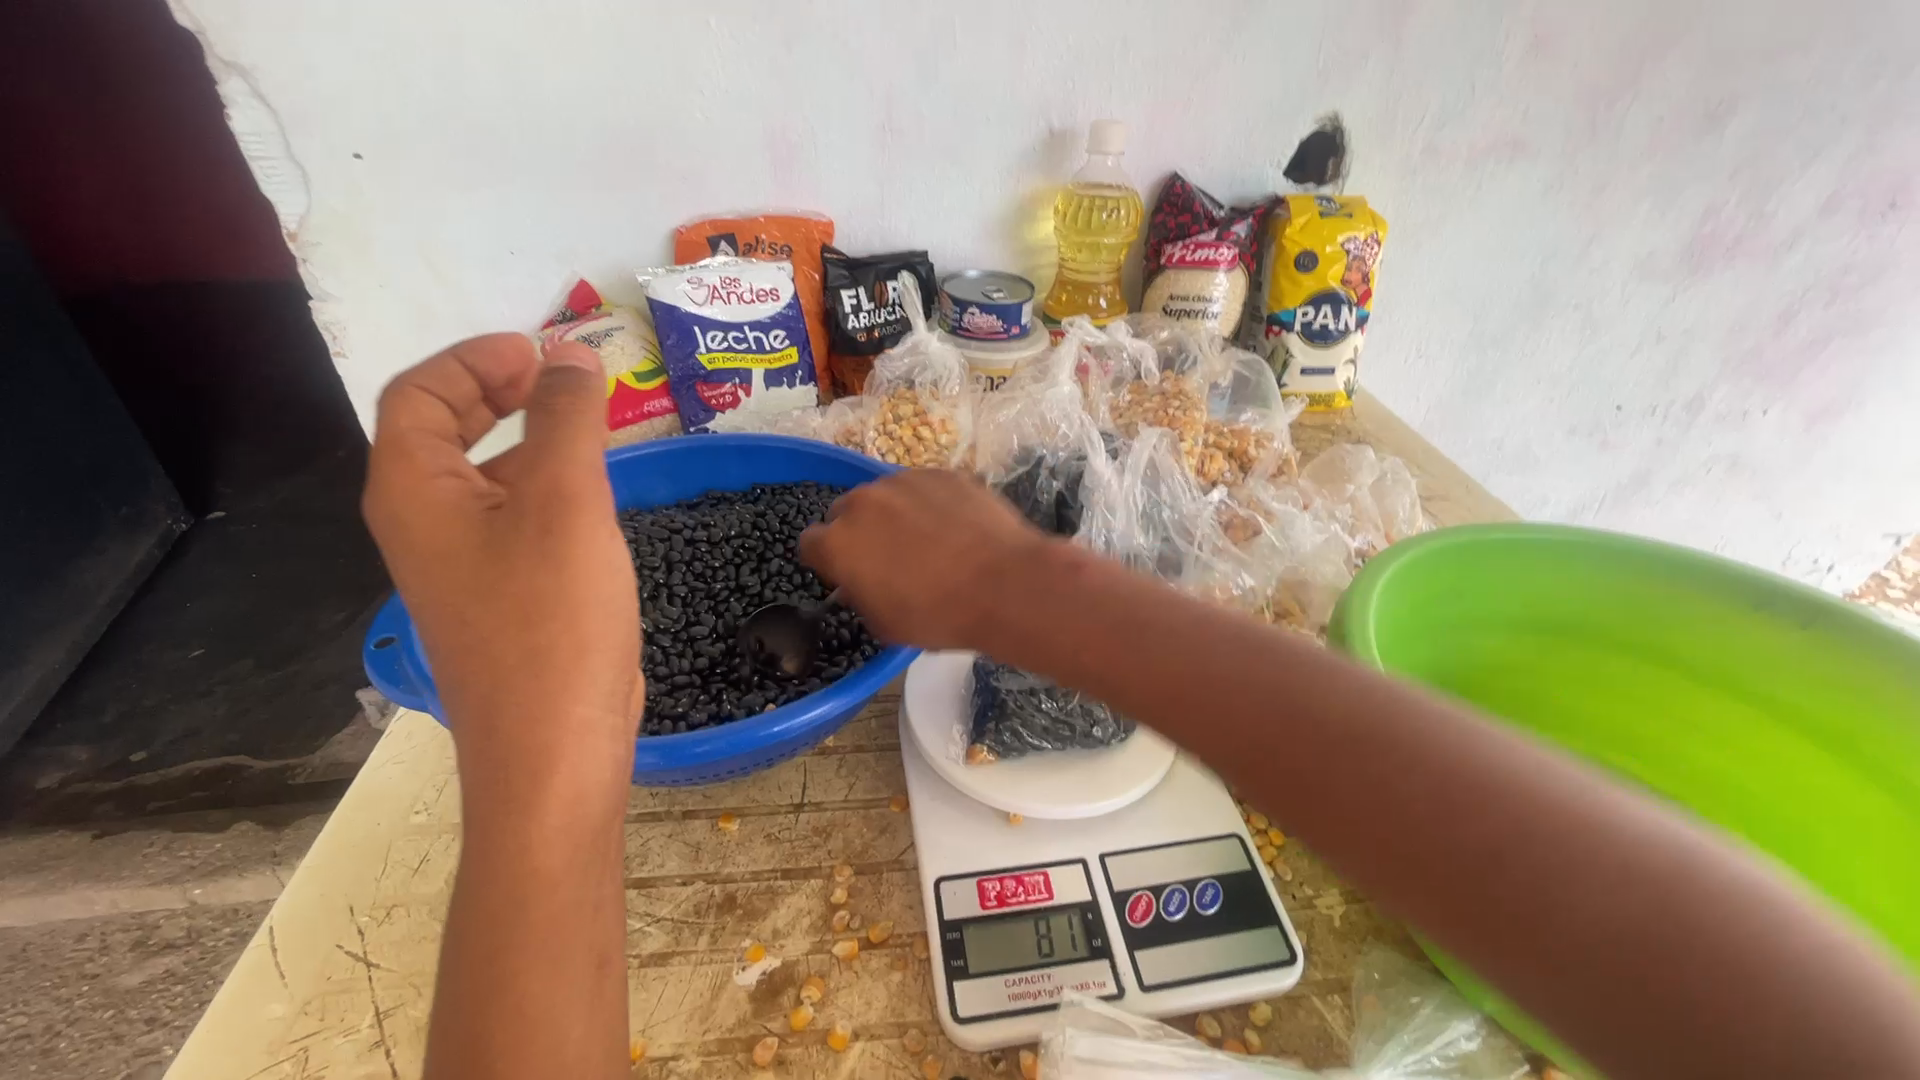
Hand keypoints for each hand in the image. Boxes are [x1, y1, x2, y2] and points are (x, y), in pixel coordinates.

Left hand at [362, 334, 640, 784]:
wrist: (554, 747)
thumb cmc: (552, 617)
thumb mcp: (565, 500)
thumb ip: (567, 417)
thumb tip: (570, 354)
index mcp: (414, 491)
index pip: (419, 394)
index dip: (475, 358)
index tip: (543, 350)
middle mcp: (425, 525)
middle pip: (443, 431)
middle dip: (500, 392)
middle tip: (565, 381)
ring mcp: (464, 568)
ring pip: (486, 478)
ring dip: (531, 440)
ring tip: (595, 434)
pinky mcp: (503, 600)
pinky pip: (514, 521)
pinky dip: (548, 490)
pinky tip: (597, 504)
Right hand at [798, 469, 1051, 648]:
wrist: (1004, 585)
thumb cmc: (938, 615)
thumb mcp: (885, 626)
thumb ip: (859, 599)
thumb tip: (857, 585)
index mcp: (838, 542)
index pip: (810, 544)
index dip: (828, 561)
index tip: (848, 574)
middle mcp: (864, 502)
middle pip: (846, 513)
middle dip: (860, 533)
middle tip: (891, 558)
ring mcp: (905, 481)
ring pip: (887, 496)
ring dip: (896, 515)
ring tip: (930, 542)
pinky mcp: (943, 473)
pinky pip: (925, 487)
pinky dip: (932, 504)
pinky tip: (957, 528)